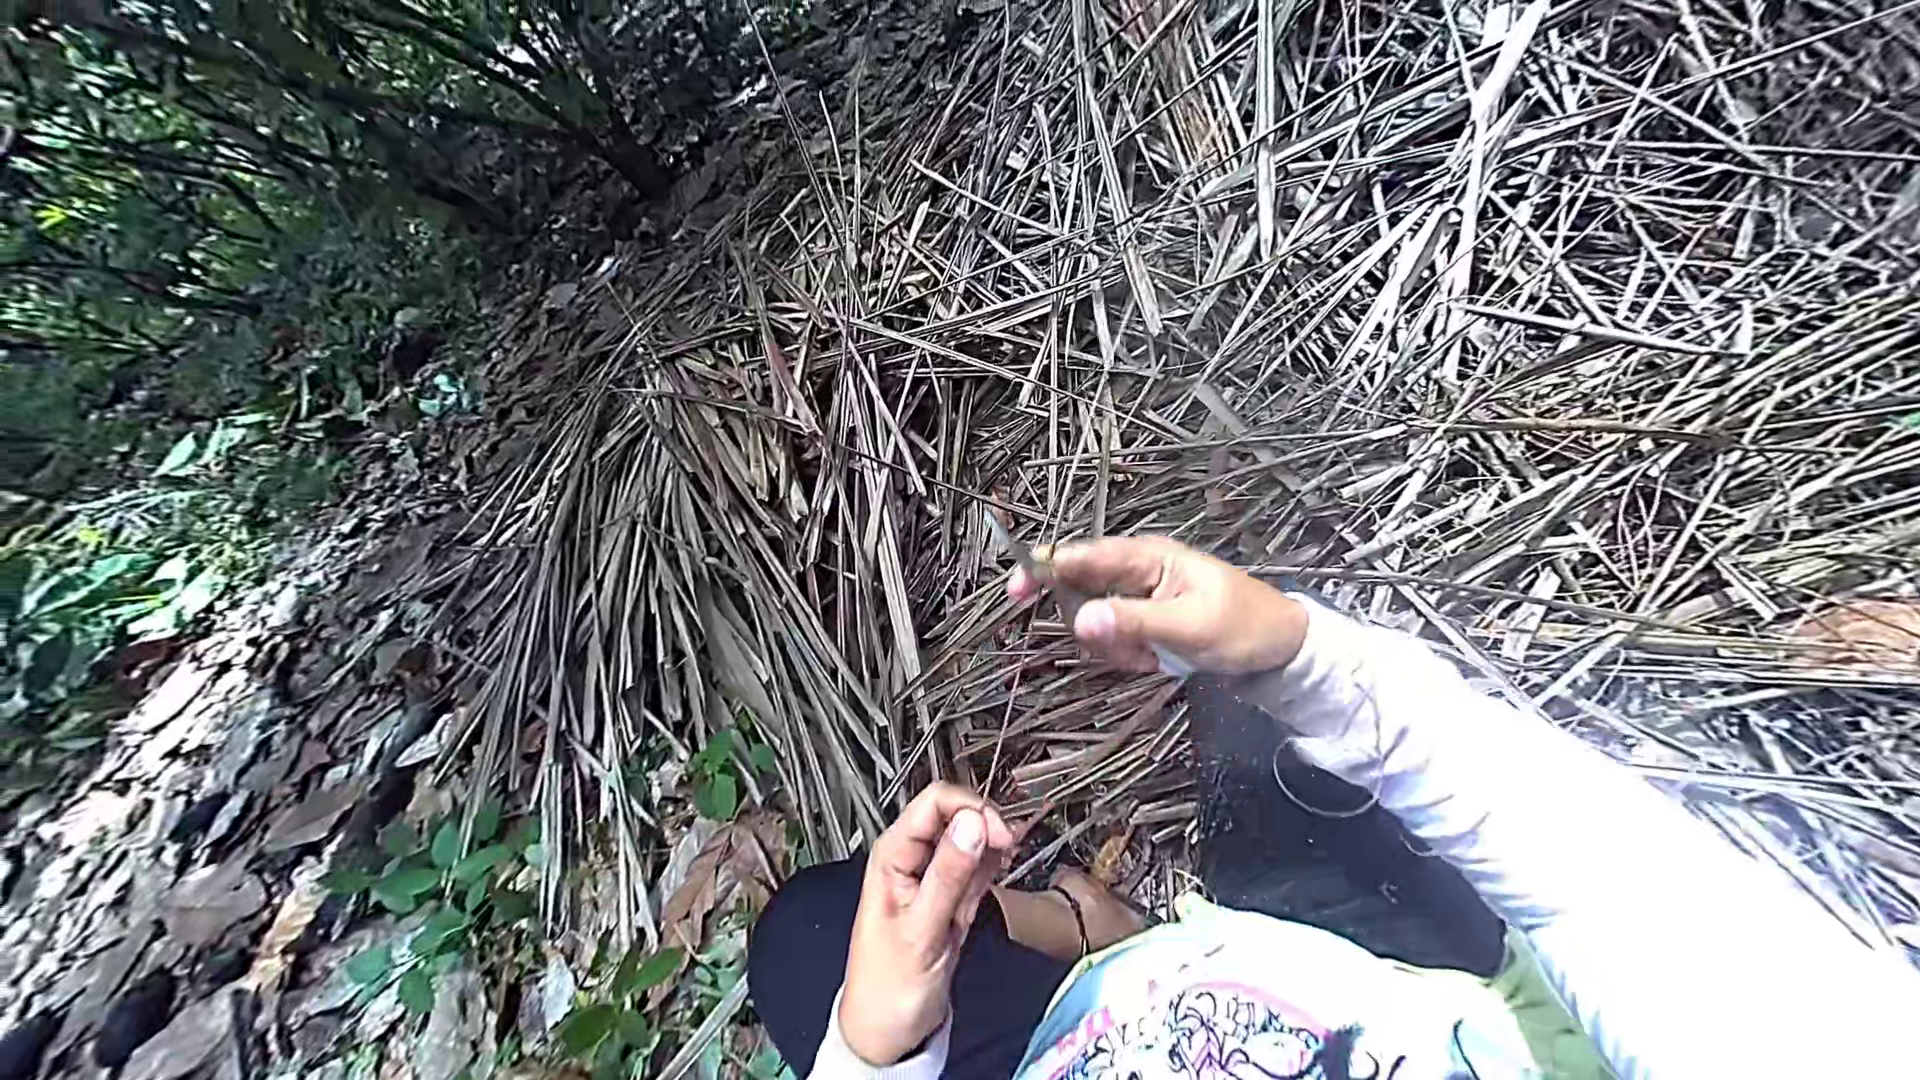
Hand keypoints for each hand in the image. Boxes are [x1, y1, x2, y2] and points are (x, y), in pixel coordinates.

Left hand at [839, 783, 1016, 1064]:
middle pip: (954, 811)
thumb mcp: (920, 931)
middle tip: (1007, 845)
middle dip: (984, 822)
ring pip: (968, 832)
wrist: (890, 1033)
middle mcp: (912, 854)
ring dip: (991, 839)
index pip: (934, 801)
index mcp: (893, 853)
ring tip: (1006, 856)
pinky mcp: (950, 888)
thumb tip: (972, 823)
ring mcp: (932, 870)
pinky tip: (1001, 863)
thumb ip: (948, 875)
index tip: (997, 830)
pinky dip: (992, 857)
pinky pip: (975, 857)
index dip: (970, 808)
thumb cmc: (888, 989)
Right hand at [1009, 536, 1306, 673]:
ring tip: (1156, 656)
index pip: (1082, 556)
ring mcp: (1137, 598)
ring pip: (1095, 621)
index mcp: (1146, 557)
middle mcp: (1134, 572)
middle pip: (1081, 590)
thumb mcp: (1190, 625)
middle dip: (1092, 624)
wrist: (1282, 651)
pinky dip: (1128, 655)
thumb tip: (1079, 621)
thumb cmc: (1244, 626)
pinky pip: (1113, 640)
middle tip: (1123, 648)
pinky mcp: (1141, 622)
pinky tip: (1159, 660)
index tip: (1015, 589)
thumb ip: (1132, 622)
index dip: (1044, 568)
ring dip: (1116, 646)